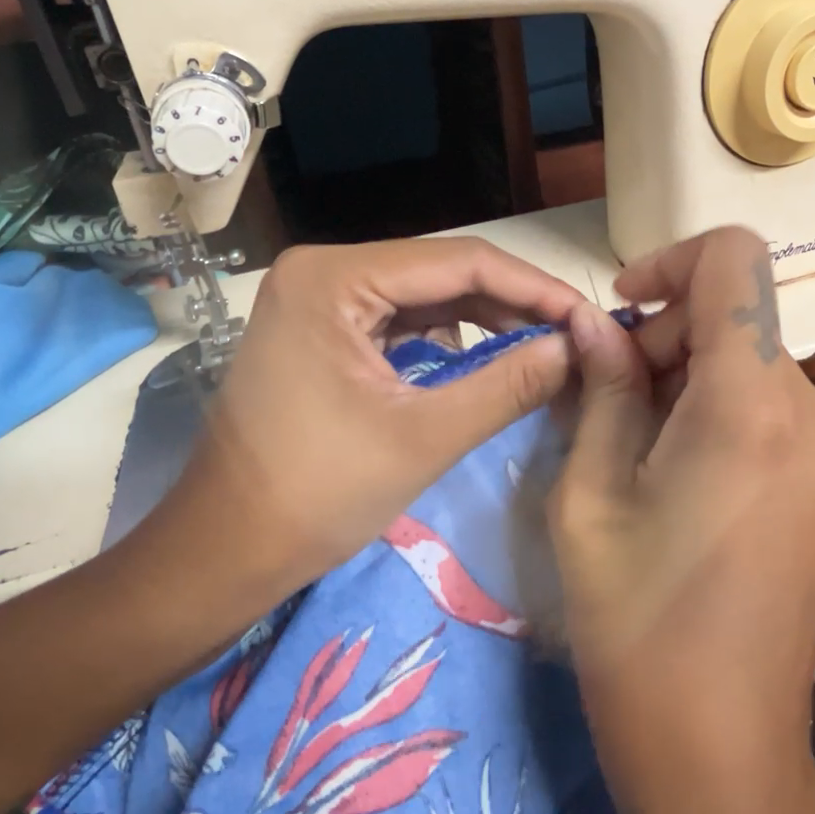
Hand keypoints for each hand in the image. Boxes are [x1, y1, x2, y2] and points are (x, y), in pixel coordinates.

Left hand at [142, 238, 585, 610]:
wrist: (225, 550)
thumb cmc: (318, 494)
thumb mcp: (426, 436)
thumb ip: (509, 384)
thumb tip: (578, 347)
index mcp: (334, 278)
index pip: (461, 262)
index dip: (534, 288)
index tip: (589, 316)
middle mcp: (324, 270)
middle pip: (444, 273)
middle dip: (514, 304)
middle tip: (576, 335)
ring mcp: (320, 298)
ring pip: (427, 295)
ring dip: (487, 320)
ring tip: (545, 348)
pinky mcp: (324, 328)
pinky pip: (403, 319)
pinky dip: (451, 339)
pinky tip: (491, 359)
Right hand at [550, 227, 814, 813]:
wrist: (721, 746)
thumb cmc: (637, 626)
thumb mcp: (590, 497)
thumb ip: (600, 389)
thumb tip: (594, 321)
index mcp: (749, 405)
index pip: (734, 259)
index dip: (670, 259)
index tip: (620, 309)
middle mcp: (810, 410)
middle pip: (738, 313)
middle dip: (667, 332)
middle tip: (608, 396)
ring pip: (752, 357)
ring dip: (688, 372)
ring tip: (633, 443)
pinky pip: (769, 403)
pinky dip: (717, 405)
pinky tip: (675, 467)